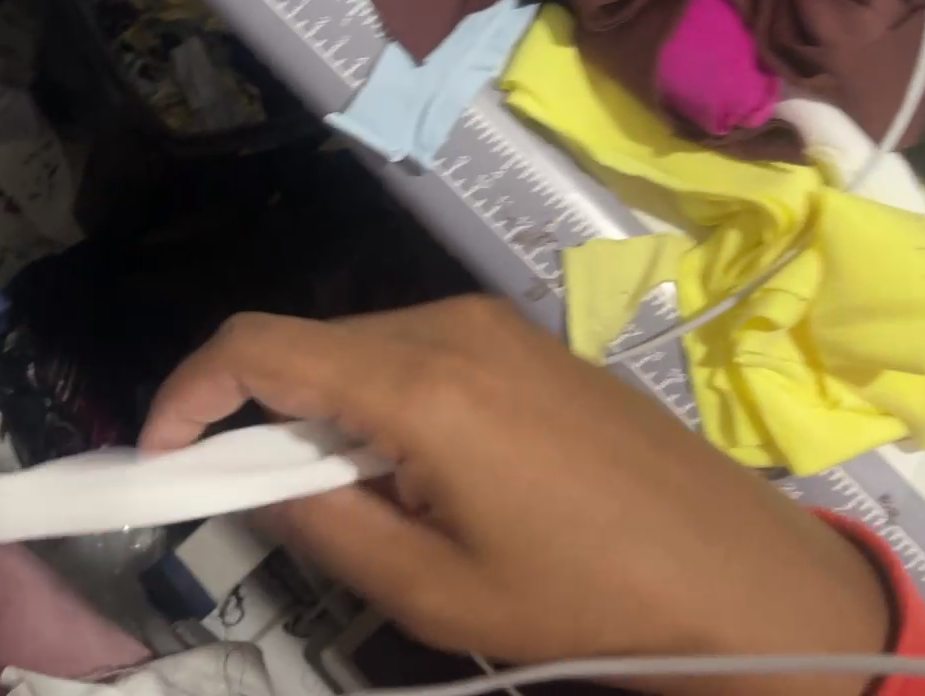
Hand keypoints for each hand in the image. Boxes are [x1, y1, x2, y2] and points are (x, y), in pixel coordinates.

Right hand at [141, 297, 891, 695]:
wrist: (762, 587)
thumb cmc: (592, 606)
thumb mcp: (432, 591)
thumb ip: (315, 521)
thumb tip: (247, 475)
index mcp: (417, 384)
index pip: (255, 349)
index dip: (188, 390)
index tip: (162, 447)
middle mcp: (437, 324)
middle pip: (295, 342)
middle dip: (251, 407)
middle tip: (256, 484)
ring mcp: (475, 318)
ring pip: (341, 343)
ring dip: (311, 402)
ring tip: (349, 481)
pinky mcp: (502, 329)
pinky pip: (393, 346)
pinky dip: (361, 392)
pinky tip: (407, 454)